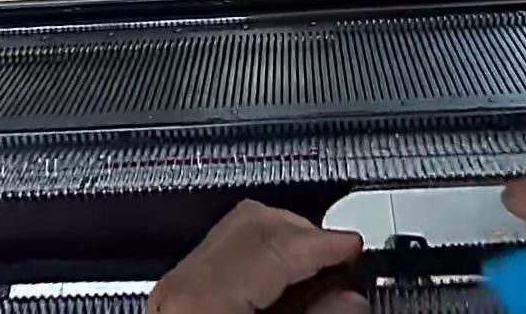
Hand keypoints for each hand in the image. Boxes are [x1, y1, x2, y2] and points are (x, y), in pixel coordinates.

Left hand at [149, 200, 367, 313]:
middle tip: (339, 257)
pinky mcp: (173, 302)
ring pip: (240, 230)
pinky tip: (282, 280)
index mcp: (203, 301)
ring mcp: (172, 293)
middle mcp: (181, 287)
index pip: (275, 245)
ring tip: (315, 267)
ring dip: (283, 240)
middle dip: (303, 235)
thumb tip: (349, 298)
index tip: (352, 248)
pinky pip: (224, 252)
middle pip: (256, 224)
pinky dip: (260, 256)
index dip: (323, 243)